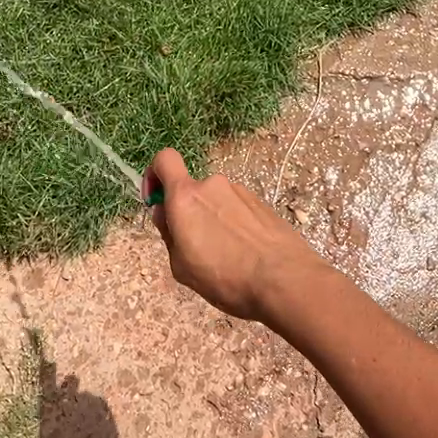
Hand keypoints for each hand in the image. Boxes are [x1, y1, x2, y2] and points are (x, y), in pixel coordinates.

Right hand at [144, 148, 332, 322]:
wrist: (283, 277)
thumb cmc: (225, 277)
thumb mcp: (182, 266)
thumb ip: (169, 233)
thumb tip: (165, 212)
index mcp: (186, 197)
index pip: (164, 159)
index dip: (154, 175)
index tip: (156, 201)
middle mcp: (212, 184)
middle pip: (191, 191)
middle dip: (189, 214)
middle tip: (196, 249)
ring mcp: (239, 190)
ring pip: (215, 202)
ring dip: (213, 221)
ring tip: (225, 258)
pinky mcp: (260, 201)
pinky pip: (236, 208)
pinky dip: (233, 224)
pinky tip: (244, 253)